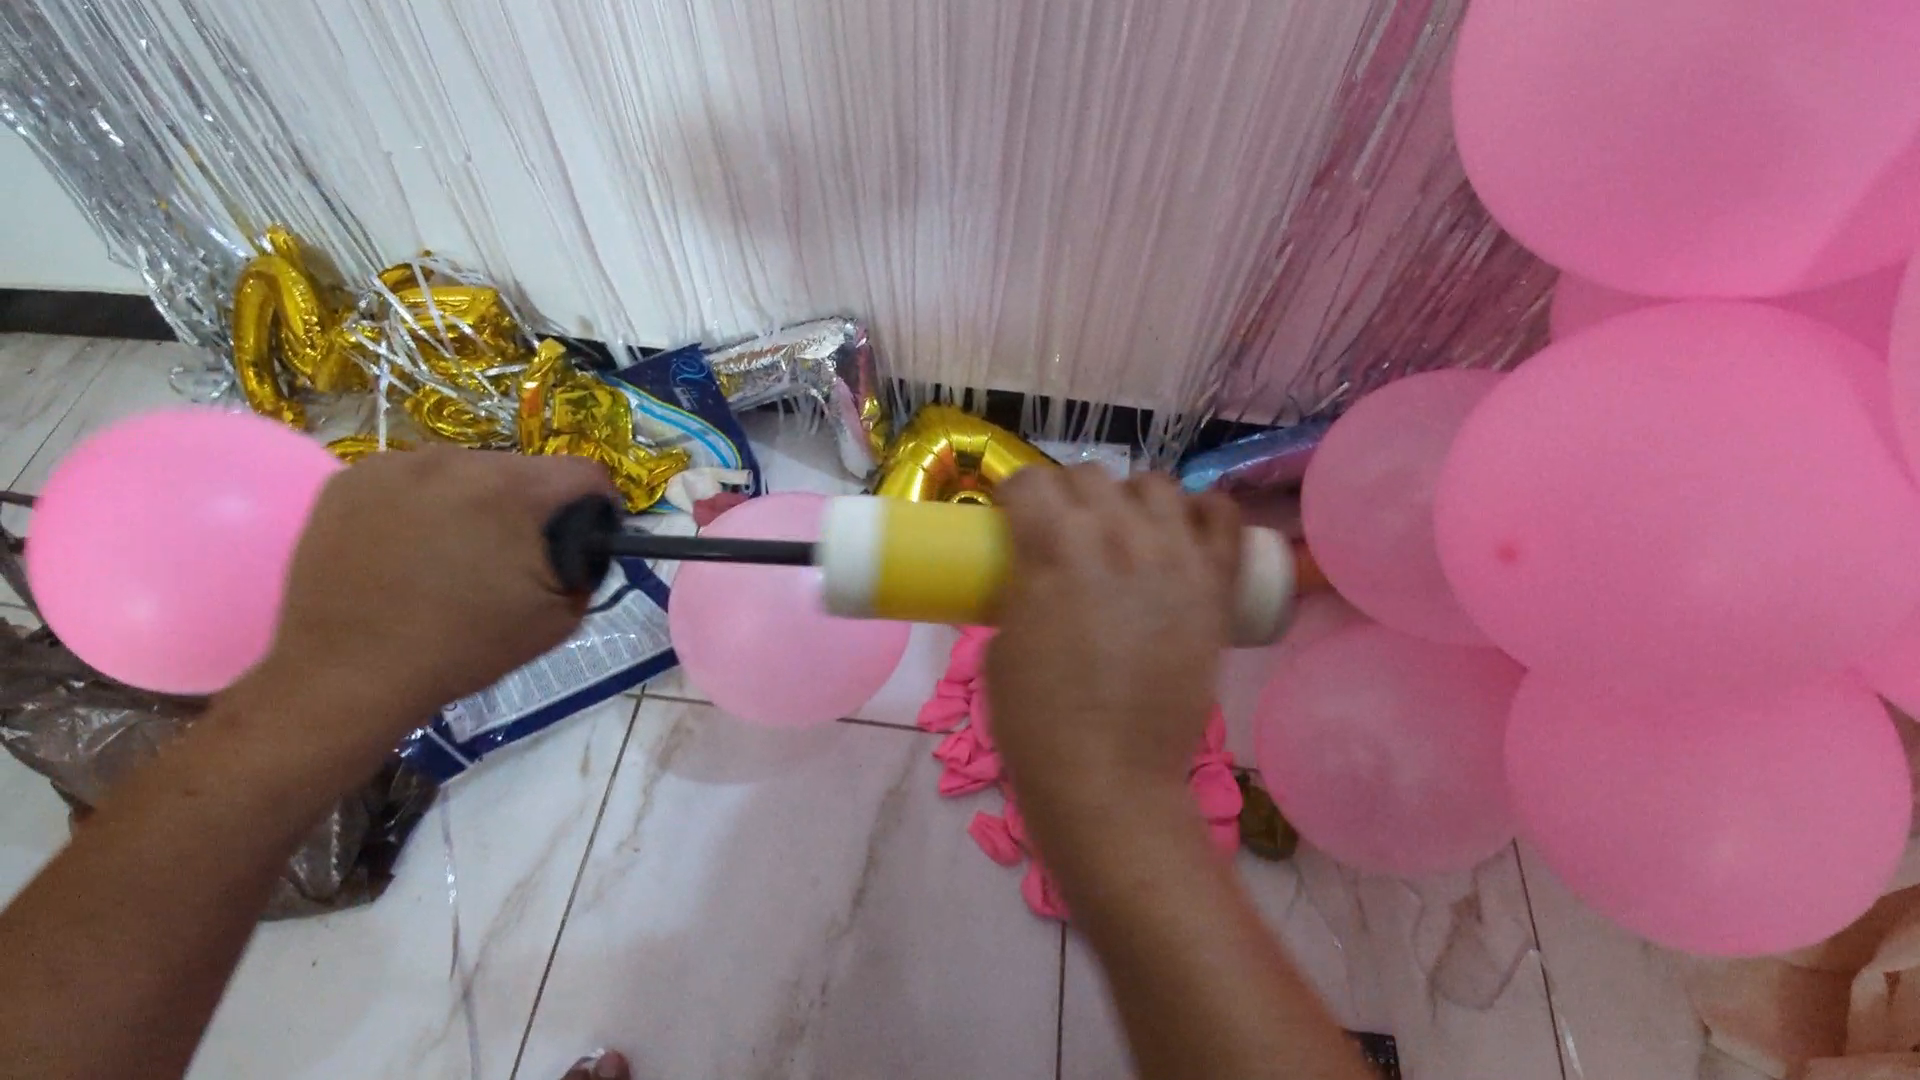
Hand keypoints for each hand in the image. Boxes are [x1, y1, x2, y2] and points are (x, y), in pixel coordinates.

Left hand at [223, 447, 613, 780]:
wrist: (347, 674)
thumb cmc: (465, 646)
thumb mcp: (559, 616)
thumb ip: (585, 564)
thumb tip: (582, 544)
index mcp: (512, 490)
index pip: (585, 473)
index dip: (599, 505)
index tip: (587, 537)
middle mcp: (455, 460)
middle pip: (524, 469)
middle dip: (532, 506)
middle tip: (515, 557)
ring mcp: (395, 465)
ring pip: (467, 471)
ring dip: (478, 501)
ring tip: (458, 553)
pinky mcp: (349, 479)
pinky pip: (414, 479)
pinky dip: (426, 504)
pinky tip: (412, 546)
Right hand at [986, 467, 1240, 806]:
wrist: (1109, 778)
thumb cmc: (1037, 721)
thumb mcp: (1002, 642)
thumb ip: (1023, 590)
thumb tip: (1036, 572)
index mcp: (1055, 549)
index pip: (1030, 482)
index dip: (1014, 493)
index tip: (1012, 514)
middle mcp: (1119, 538)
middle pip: (1089, 476)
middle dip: (1065, 493)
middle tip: (1061, 528)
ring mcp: (1175, 559)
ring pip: (1154, 485)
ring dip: (1127, 497)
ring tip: (1121, 530)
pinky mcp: (1214, 586)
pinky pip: (1220, 517)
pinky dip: (1199, 511)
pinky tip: (1180, 531)